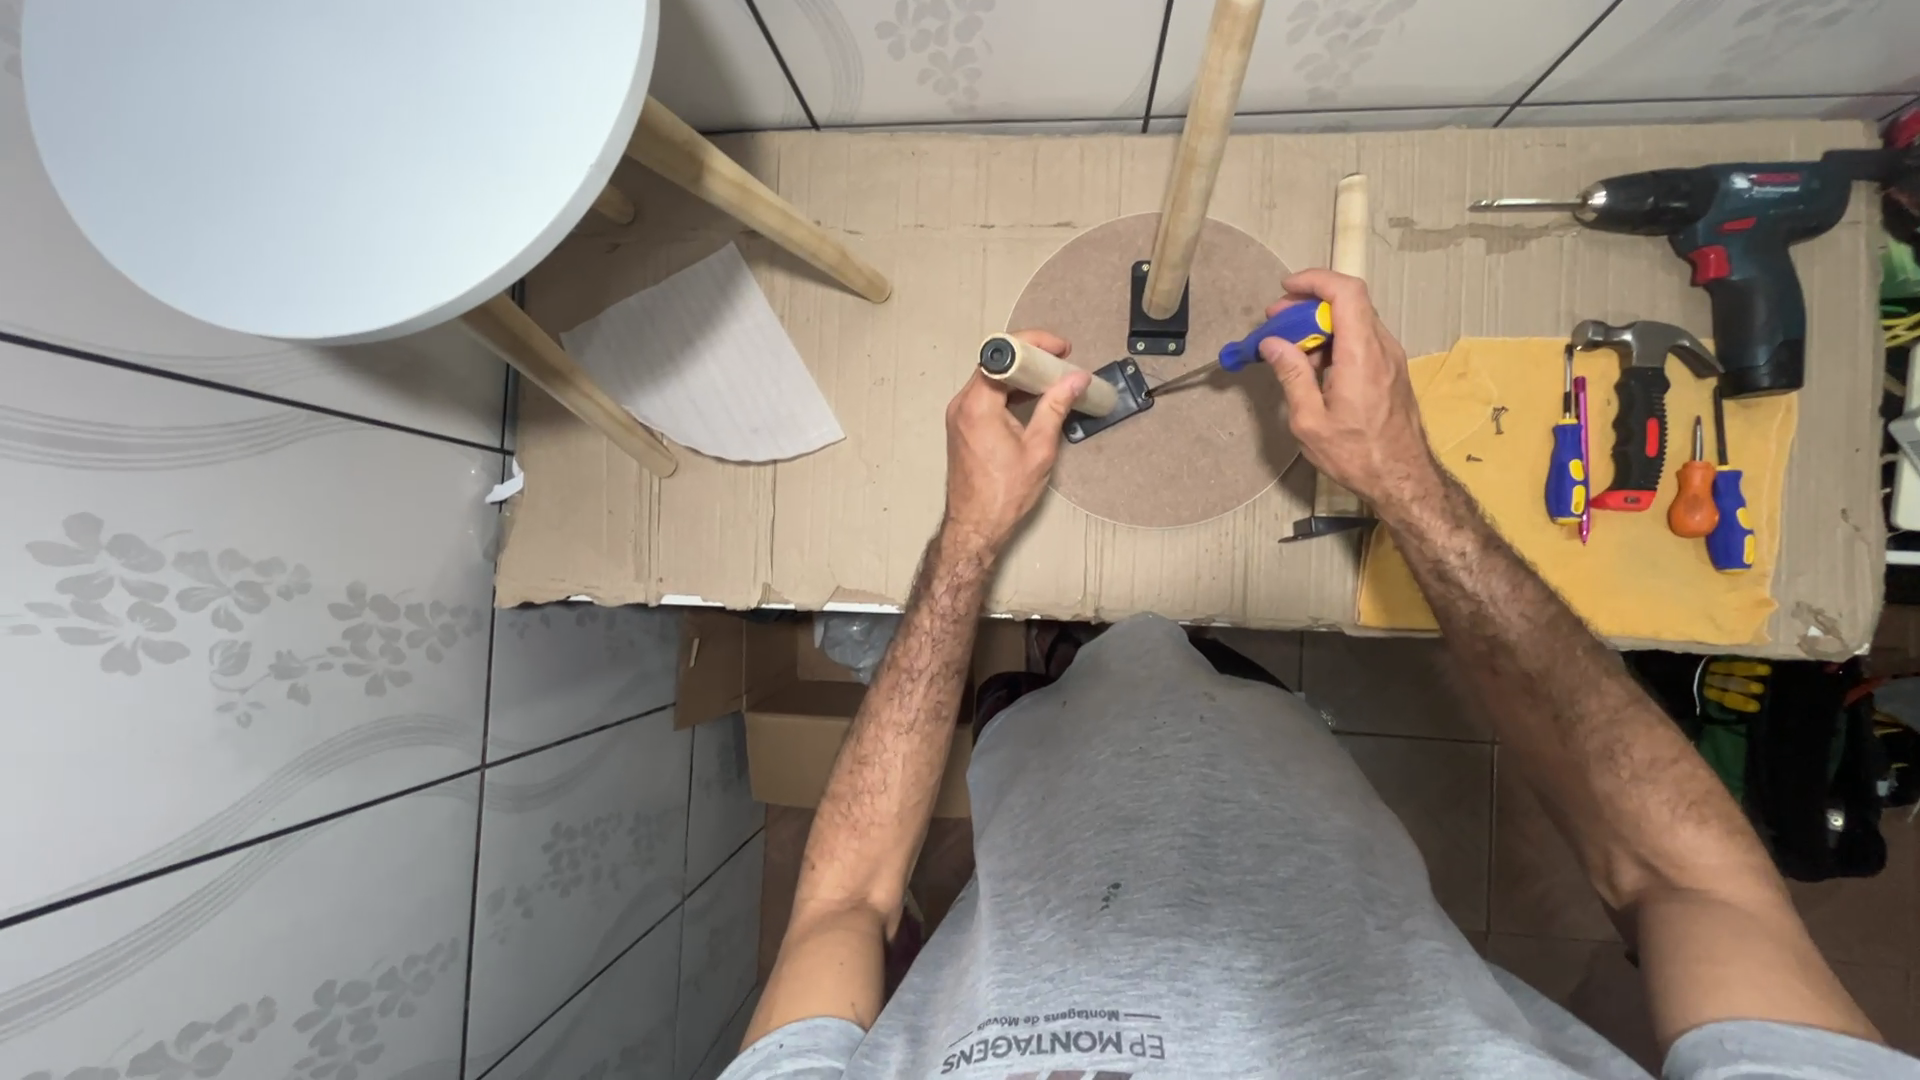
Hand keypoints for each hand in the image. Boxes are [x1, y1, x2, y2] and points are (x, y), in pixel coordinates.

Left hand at [942, 330, 1088, 554]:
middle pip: (996, 363)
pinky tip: (1032, 398)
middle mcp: (962, 405)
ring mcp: (959, 416)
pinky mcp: (962, 426)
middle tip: (1060, 362)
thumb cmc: (1002, 495)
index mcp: (977, 406)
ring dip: (1021, 375)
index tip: (1058, 349)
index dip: (1033, 344)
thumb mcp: (1039, 448)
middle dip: (1030, 357)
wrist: (976, 525)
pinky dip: (1009, 391)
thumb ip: (1056, 407)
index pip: (1003, 355)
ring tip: (1052, 379)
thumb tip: (1074, 380)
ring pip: (991, 378)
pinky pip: (985, 395)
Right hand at [1259, 270, 1438, 515]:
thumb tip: (1273, 344)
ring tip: (1286, 346)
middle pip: (1348, 304)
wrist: (1400, 477)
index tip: (1285, 289)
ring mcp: (1389, 358)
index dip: (1316, 281)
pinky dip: (1332, 341)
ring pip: (1353, 321)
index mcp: (1361, 356)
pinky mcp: (1389, 370)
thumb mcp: (1309, 420)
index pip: (1347, 293)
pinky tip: (1310, 364)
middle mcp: (1381, 348)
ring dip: (1318, 325)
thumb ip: (1292, 375)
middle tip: (1274, 322)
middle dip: (1308, 305)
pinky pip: (1359, 341)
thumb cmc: (1354, 454)